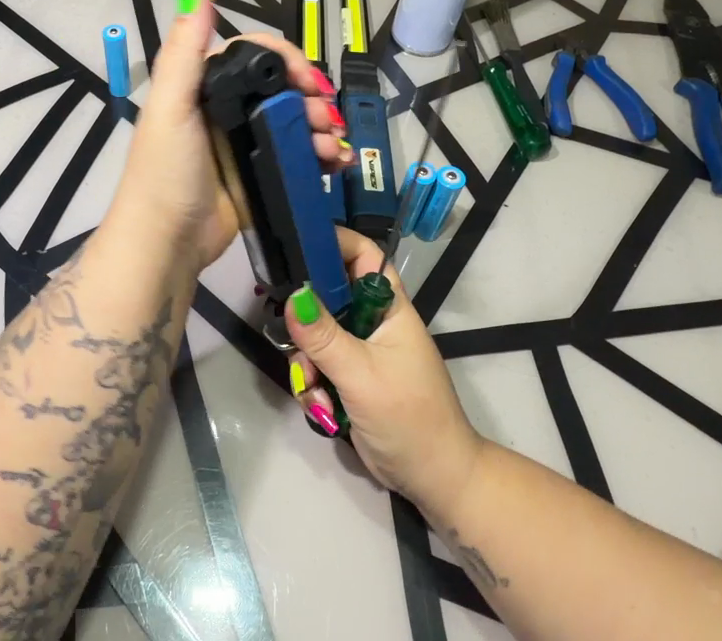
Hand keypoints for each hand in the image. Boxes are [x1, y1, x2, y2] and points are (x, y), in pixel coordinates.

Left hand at [103, 0, 347, 267]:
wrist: (166, 243)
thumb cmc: (164, 171)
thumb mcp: (170, 107)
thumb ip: (184, 52)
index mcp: (203, 89)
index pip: (252, 56)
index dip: (284, 59)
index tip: (305, 77)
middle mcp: (225, 112)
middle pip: (280, 89)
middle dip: (311, 98)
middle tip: (327, 115)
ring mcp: (245, 147)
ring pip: (294, 123)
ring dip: (321, 128)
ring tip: (332, 146)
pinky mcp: (260, 178)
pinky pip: (297, 158)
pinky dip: (320, 157)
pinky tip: (335, 164)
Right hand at [286, 228, 483, 513]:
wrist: (433, 477)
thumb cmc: (409, 416)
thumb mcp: (361, 374)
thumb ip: (323, 336)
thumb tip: (291, 295)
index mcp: (389, 309)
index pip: (363, 256)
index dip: (334, 244)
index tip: (295, 246)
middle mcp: (373, 323)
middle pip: (326, 298)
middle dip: (304, 321)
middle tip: (288, 333)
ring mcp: (360, 353)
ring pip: (315, 338)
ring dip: (307, 365)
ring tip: (317, 392)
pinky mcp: (349, 380)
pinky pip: (317, 369)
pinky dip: (313, 387)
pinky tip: (322, 410)